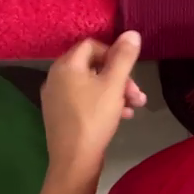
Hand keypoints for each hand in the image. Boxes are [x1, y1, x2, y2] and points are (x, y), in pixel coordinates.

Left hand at [42, 32, 145, 174]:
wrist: (74, 161)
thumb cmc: (94, 118)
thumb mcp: (114, 85)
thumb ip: (124, 57)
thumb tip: (132, 33)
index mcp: (66, 66)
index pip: (91, 45)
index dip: (114, 53)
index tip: (130, 70)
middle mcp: (56, 77)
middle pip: (92, 66)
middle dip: (119, 78)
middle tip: (137, 94)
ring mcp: (56, 97)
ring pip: (90, 85)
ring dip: (115, 92)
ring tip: (134, 106)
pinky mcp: (60, 115)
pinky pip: (83, 100)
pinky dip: (102, 103)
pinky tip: (121, 117)